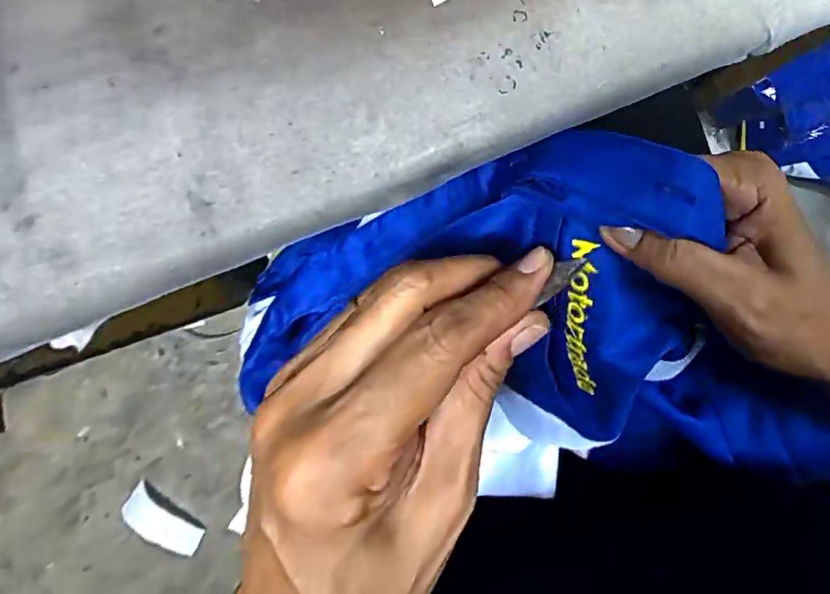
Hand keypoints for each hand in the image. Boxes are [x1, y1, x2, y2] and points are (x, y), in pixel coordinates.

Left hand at [240, 252, 553, 593]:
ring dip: (450, 274)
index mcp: (336, 451)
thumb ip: (477, 398)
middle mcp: (298, 404)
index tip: (544, 267)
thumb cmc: (376, 573)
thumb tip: (527, 320)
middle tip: (528, 270)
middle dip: (475, 271)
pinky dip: (419, 292)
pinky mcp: (290, 375)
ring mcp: (285, 384)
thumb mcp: (446, 498)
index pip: (434, 344)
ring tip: (502, 282)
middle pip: (401, 298)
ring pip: (382, 291)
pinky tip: (457, 298)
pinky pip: (365, 307)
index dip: (496, 299)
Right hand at [602, 151, 829, 390]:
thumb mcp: (737, 296)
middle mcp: (741, 178)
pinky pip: (680, 230)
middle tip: (576, 244)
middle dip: (632, 218)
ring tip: (587, 256)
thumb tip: (611, 229)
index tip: (582, 220)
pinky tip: (622, 267)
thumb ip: (677, 260)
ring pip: (670, 212)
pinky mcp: (725, 228)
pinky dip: (657, 250)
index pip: (677, 175)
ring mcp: (732, 203)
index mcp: (753, 178)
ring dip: (639, 236)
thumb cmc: (801, 323)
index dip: (634, 200)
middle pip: (670, 190)